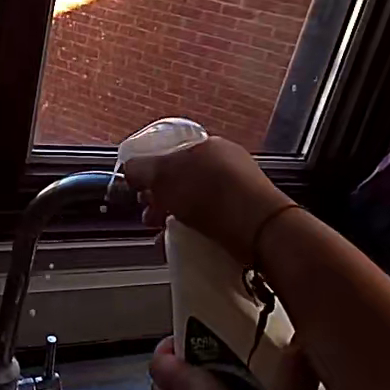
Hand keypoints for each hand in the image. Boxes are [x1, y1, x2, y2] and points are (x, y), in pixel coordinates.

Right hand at [123, 137, 293, 264]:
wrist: (260, 229)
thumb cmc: (212, 194)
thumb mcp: (164, 176)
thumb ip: (141, 169)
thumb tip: (130, 169)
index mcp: (209, 145)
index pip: (174, 154)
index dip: (152, 172)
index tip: (140, 191)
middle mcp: (227, 164)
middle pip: (184, 181)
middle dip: (161, 200)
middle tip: (149, 216)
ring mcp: (239, 191)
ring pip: (197, 204)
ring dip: (175, 219)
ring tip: (162, 236)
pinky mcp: (246, 218)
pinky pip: (213, 222)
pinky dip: (195, 232)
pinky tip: (183, 245)